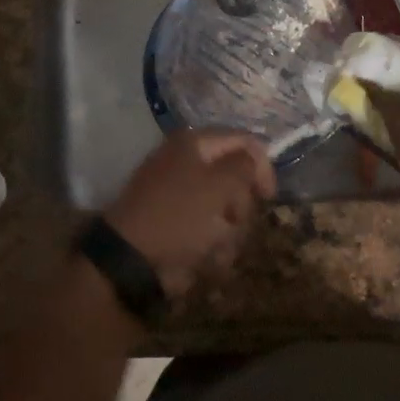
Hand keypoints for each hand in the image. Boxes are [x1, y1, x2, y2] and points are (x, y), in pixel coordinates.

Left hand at [104, 129, 275, 297]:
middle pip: (235, 176)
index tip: (269, 197)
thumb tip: (253, 159)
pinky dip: (213, 244)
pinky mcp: (176, 221)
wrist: (130, 257)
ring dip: (229, 230)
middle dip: (240, 205)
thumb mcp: (218, 186)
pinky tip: (207, 259)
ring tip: (218, 248)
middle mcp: (186, 161)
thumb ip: (244, 167)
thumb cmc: (178, 215)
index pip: (244, 141)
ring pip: (224, 207)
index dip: (262, 166)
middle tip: (234, 221)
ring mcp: (180, 192)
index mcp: (194, 143)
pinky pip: (208, 227)